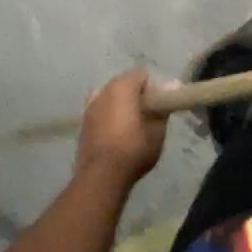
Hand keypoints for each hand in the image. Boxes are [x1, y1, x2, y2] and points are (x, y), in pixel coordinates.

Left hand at [73, 68, 168, 184]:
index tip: (159, 104)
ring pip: (111, 97)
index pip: (142, 74)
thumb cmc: (133, 149)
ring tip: (132, 125)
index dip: (154, 87)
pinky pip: (101, 111)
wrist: (101, 177)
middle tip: (148, 114)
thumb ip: (163, 108)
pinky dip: (110, 116)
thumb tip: (167, 97)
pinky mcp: (83, 124)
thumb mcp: (158, 130)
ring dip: (122, 105)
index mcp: (122, 86)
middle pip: (125, 83)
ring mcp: (90, 107)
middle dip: (137, 95)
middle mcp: (103, 91)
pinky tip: (117, 134)